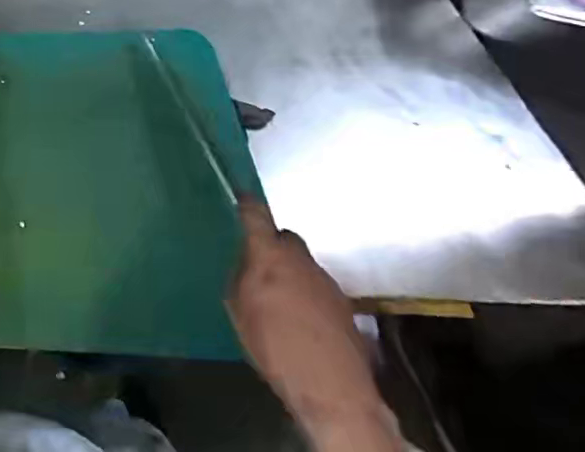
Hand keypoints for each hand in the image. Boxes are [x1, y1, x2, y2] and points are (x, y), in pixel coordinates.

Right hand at [227, 202, 401, 450]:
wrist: (332, 388)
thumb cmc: (274, 345)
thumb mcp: (239, 310)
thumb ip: (241, 278)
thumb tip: (247, 266)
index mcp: (269, 255)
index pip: (257, 215)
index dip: (248, 204)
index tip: (242, 197)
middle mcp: (301, 260)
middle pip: (286, 239)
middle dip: (274, 246)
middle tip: (261, 266)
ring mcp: (327, 282)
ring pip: (304, 266)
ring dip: (293, 274)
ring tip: (282, 303)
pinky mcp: (345, 306)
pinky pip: (319, 289)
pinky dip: (309, 297)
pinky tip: (303, 323)